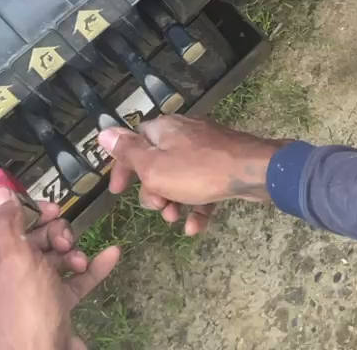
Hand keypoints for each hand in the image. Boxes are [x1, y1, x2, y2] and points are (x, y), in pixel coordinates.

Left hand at [0, 189, 120, 349]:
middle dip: (53, 235)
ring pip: (51, 261)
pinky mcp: (51, 312)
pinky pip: (71, 282)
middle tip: (67, 239)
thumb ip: (9, 223)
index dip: (24, 215)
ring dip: (71, 252)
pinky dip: (89, 268)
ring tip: (81, 260)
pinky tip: (110, 256)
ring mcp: (27, 301)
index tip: (51, 209)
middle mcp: (0, 286)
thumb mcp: (15, 261)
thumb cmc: (24, 314)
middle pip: (29, 243)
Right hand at [100, 116, 285, 236]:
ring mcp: (206, 148)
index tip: (117, 192)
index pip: (134, 142)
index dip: (122, 167)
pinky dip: (197, 206)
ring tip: (177, 219)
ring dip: (174, 203)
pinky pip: (203, 186)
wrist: (251, 171)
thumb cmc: (198, 170)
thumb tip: (104, 130)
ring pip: (179, 179)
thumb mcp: (154, 166)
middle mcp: (185, 133)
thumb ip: (129, 152)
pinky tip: (196, 227)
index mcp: (165, 129)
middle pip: (157, 164)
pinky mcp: (223, 164)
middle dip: (153, 191)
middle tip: (160, 206)